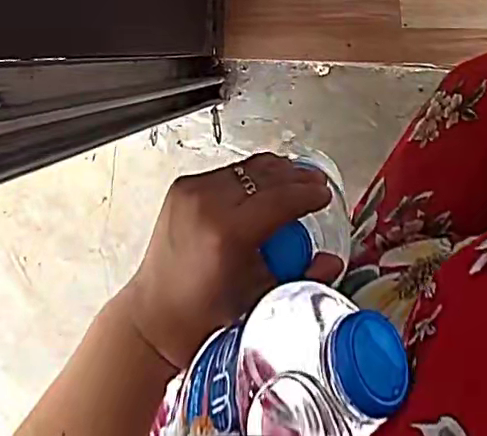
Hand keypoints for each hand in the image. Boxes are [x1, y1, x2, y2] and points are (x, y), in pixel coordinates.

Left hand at [119, 153, 341, 368]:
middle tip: (315, 183)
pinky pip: (225, 173)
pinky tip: (261, 188)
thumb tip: (332, 262)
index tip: (324, 194)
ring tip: (294, 180)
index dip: (306, 194)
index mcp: (225, 234)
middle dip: (294, 176)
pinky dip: (246, 178)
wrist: (154, 316)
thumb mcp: (257, 300)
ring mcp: (190, 192)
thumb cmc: (201, 318)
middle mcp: (205, 203)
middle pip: (262, 175)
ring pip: (244, 168)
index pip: (277, 200)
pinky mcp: (181, 187)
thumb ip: (298, 276)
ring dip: (272, 172)